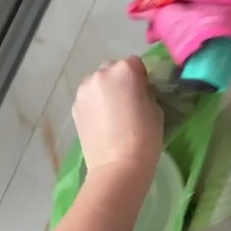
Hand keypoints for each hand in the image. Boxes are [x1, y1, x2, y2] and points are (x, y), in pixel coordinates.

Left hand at [72, 56, 161, 179]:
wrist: (117, 166)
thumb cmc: (144, 138)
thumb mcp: (156, 109)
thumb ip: (145, 92)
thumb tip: (139, 90)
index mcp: (124, 70)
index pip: (135, 63)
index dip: (141, 77)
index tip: (144, 92)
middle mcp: (101, 74)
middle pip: (113, 69)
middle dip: (120, 80)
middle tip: (127, 102)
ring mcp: (84, 90)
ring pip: (98, 82)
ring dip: (105, 90)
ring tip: (112, 112)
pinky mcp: (74, 106)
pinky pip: (88, 97)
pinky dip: (94, 103)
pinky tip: (101, 121)